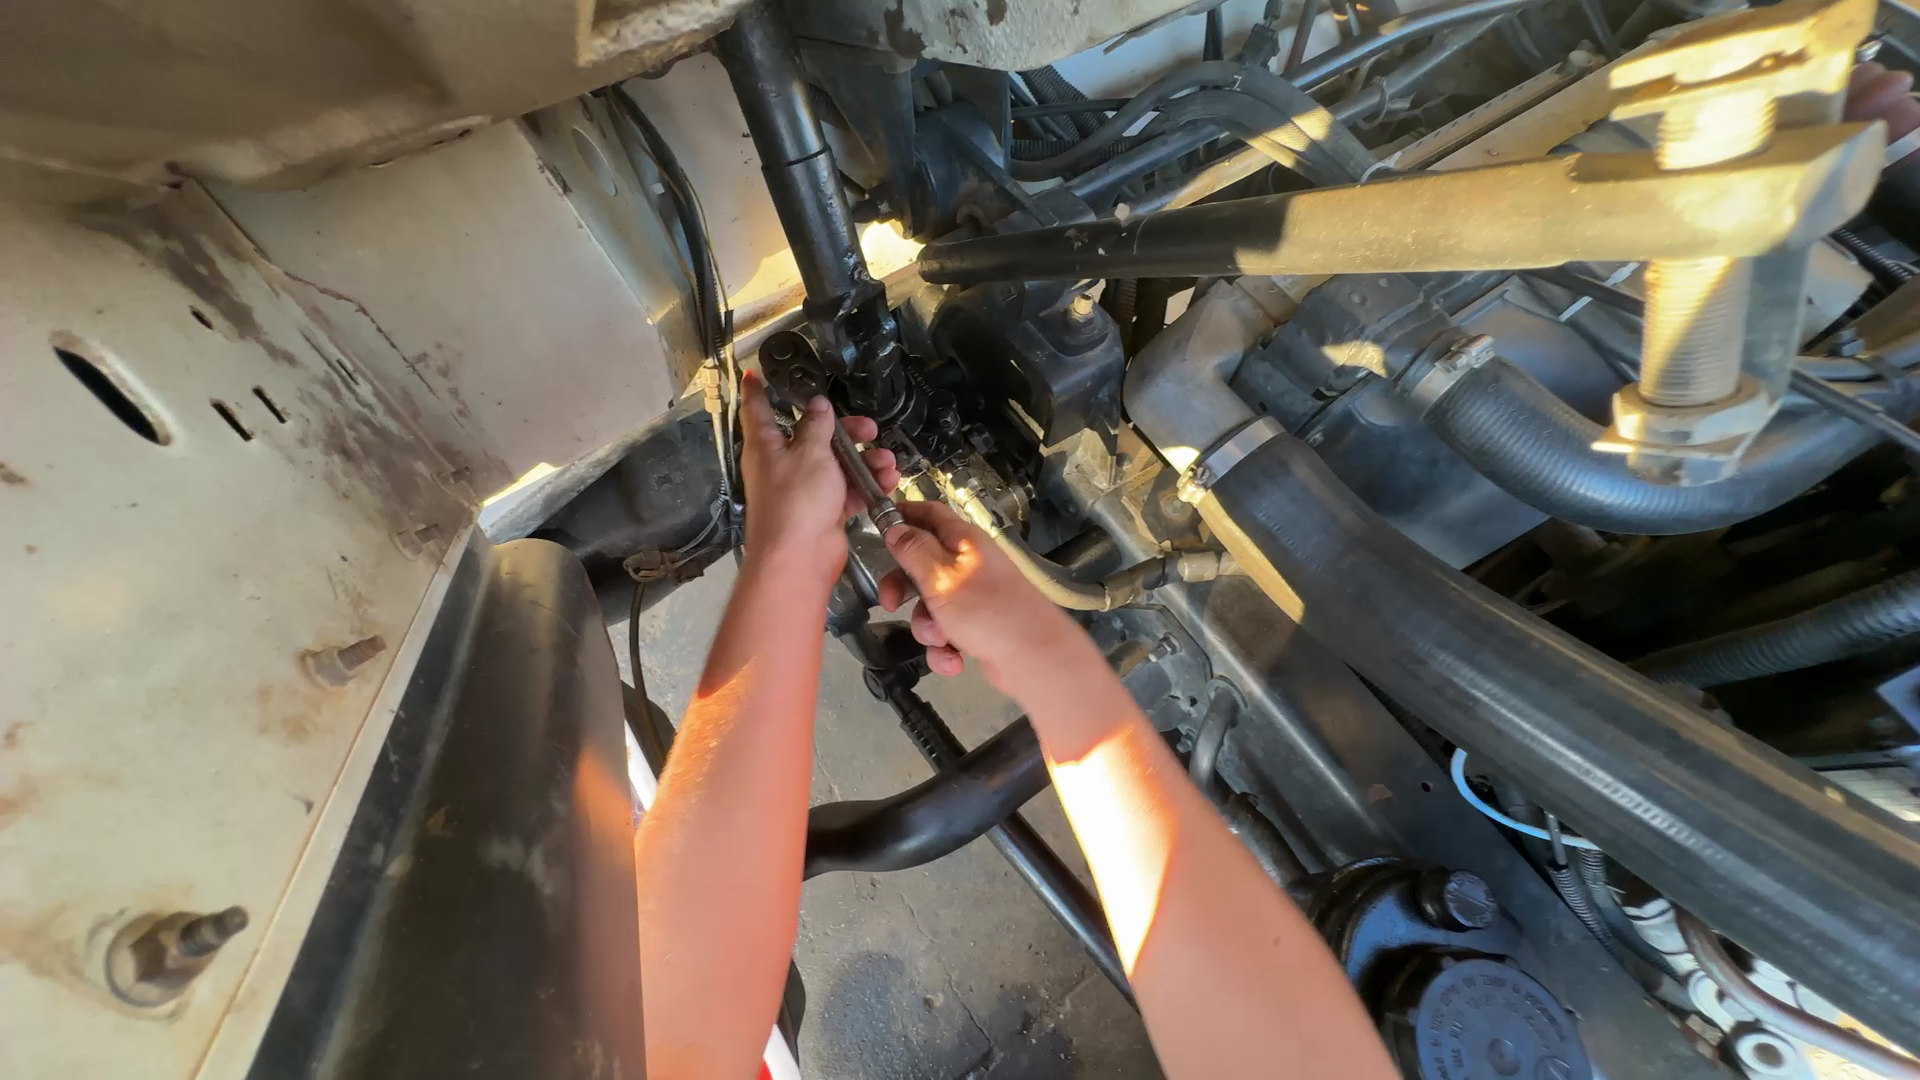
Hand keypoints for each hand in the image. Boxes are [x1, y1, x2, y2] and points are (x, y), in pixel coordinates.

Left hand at [740, 370, 897, 586]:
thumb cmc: (795, 502)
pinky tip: (887, 481)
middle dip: (845, 430)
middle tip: (869, 427)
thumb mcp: (809, 453)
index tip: (755, 374)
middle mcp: (784, 466)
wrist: (800, 557)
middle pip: (814, 437)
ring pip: (837, 465)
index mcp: (767, 447)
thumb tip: (817, 406)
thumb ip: (817, 427)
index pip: (758, 411)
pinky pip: (848, 491)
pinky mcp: (825, 511)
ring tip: (887, 461)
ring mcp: (805, 490)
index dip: (757, 391)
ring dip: (865, 461)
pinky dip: (867, 486)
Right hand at [877, 500, 1077, 686]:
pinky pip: (947, 633)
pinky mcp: (977, 627)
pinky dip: (945, 649)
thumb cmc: (986, 609)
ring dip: (928, 627)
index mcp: (963, 541)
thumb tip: (895, 528)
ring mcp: (974, 597)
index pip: (930, 513)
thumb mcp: (940, 575)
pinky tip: (953, 660)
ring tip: (942, 639)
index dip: (904, 514)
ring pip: (931, 606)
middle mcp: (969, 564)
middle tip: (891, 603)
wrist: (1033, 656)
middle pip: (922, 565)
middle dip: (904, 587)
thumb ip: (914, 550)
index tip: (879, 524)